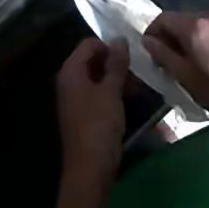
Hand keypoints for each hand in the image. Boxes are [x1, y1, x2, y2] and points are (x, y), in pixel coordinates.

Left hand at [55, 38, 128, 192]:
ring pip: (98, 77)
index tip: (132, 56)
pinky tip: (131, 99)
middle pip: (93, 60)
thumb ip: (116, 64)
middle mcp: (69, 81)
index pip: (89, 44)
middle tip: (139, 72)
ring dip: (117, 78)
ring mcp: (75, 98)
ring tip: (139, 86)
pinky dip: (113, 92)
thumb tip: (120, 39)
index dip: (110, 46)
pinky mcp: (84, 113)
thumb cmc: (99, 125)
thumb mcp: (111, 92)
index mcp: (70, 72)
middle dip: (116, 62)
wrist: (89, 168)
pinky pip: (99, 93)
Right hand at [142, 12, 208, 132]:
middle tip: (164, 63)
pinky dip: (199, 40)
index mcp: (195, 25)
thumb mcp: (185, 76)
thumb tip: (148, 41)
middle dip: (168, 37)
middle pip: (179, 19)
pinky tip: (201, 62)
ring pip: (194, 25)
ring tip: (182, 64)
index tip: (150, 54)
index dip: (152, 34)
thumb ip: (163, 54)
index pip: (163, 18)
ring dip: (184, 40)